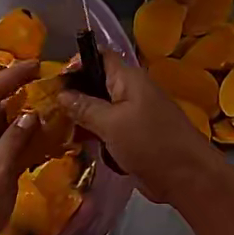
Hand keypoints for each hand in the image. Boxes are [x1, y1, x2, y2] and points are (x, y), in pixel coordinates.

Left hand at [0, 61, 41, 234]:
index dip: (10, 76)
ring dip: (11, 113)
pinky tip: (26, 140)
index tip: (34, 65)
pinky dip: (10, 135)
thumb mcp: (0, 170)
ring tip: (36, 106)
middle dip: (10, 90)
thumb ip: (14, 140)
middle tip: (36, 83)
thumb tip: (28, 114)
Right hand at [59, 49, 221, 202]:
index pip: (101, 57)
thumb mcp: (112, 124)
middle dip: (73, 94)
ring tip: (54, 127)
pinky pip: (106, 130)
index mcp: (129, 80)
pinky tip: (74, 144)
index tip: (54, 79)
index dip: (78, 62)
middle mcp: (130, 93)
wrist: (186, 177)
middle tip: (47, 107)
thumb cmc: (150, 143)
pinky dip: (92, 136)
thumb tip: (61, 94)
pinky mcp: (131, 138)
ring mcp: (132, 116)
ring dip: (80, 118)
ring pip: (99, 110)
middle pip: (96, 84)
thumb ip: (85, 107)